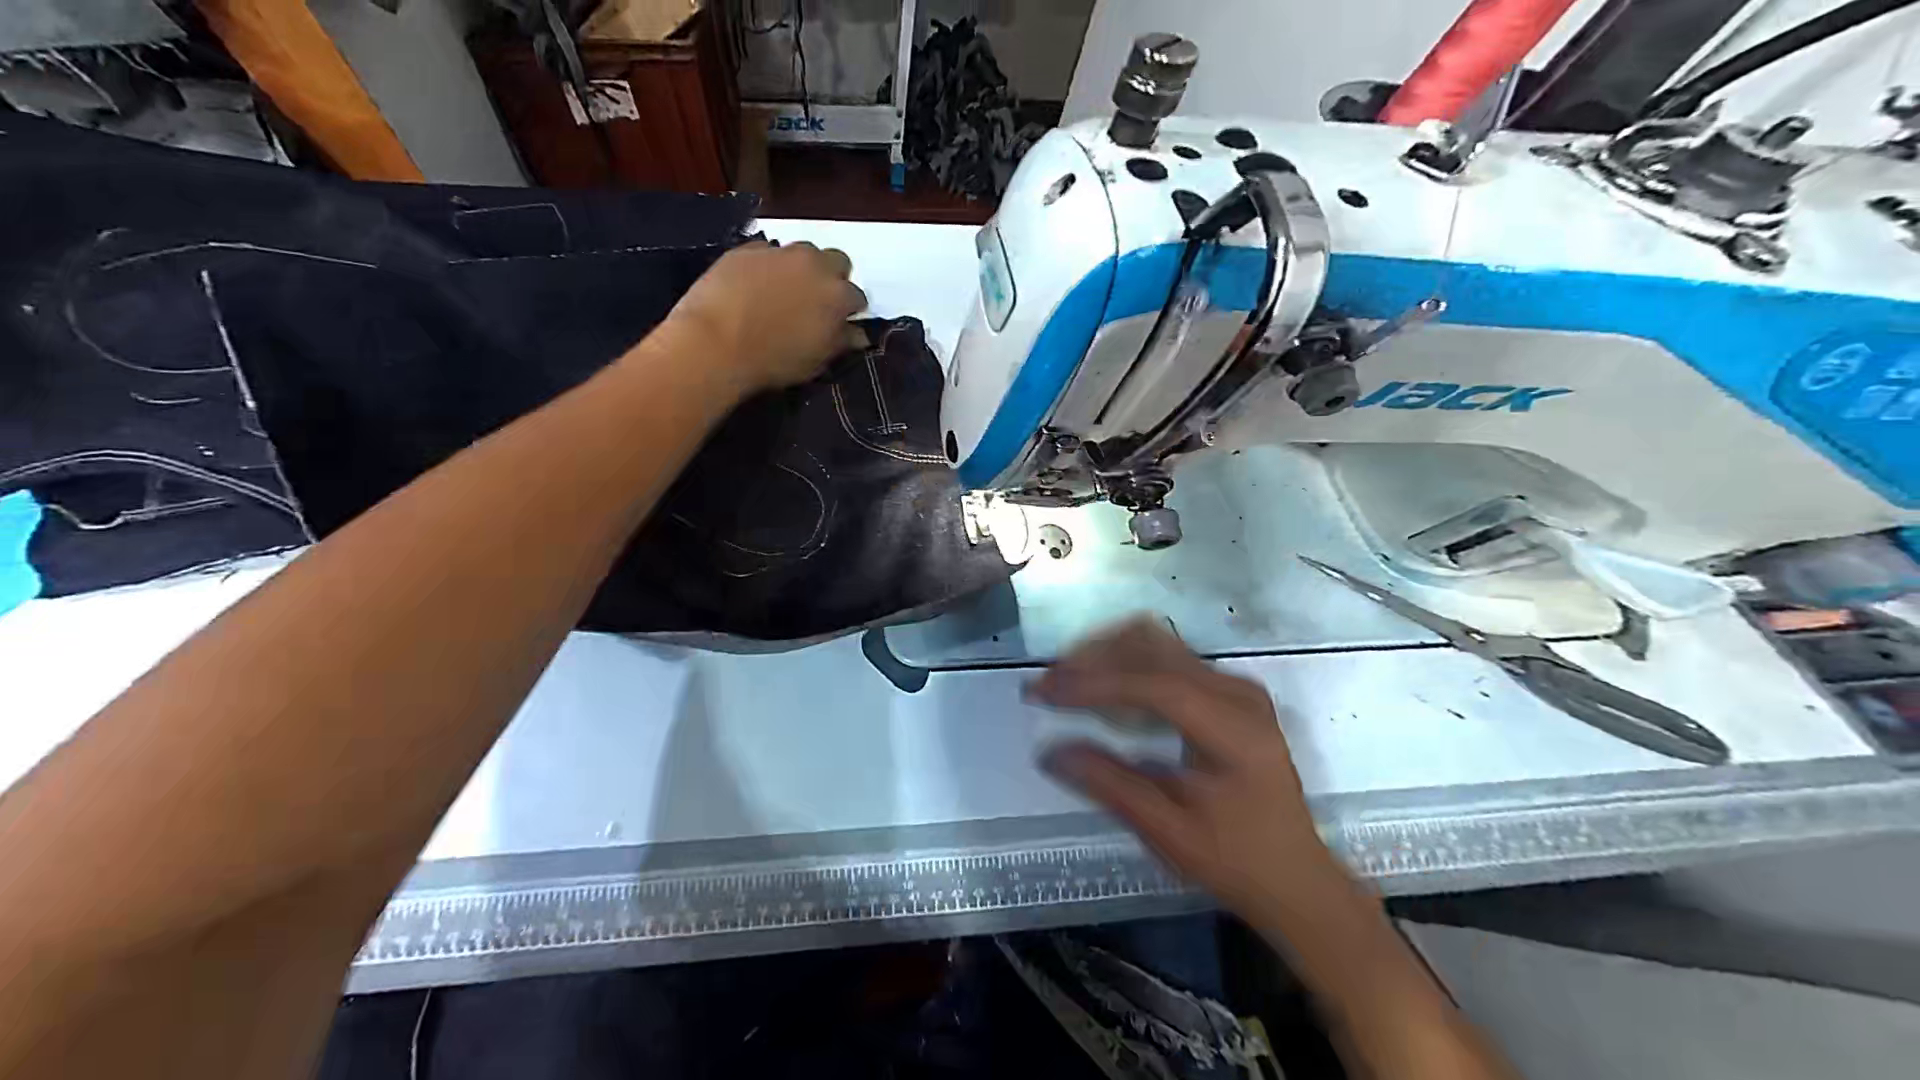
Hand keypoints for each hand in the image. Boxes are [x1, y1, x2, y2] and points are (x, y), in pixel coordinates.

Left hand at [663, 241, 869, 393]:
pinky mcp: (747, 249)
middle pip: (836, 261)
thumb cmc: (773, 360)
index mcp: (837, 295)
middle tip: (815, 301)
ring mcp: (779, 253)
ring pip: (802, 252)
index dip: (849, 311)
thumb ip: (841, 342)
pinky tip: (754, 286)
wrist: (715, 343)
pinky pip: (766, 253)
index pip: (857, 297)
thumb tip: (859, 334)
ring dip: (801, 268)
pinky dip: (767, 266)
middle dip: (831, 278)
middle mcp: (814, 265)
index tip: (839, 323)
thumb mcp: (816, 361)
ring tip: (784, 291)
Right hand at [1028, 618, 1348, 921]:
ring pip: (1156, 642)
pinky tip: (1100, 691)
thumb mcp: (1167, 833)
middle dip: (1092, 658)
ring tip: (1065, 684)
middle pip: (1153, 645)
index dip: (1094, 685)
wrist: (1294, 875)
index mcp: (1234, 730)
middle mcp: (1236, 693)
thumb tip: (1048, 752)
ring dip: (1104, 655)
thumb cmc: (1234, 861)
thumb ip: (1109, 785)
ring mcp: (1233, 686)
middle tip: (1047, 686)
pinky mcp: (1225, 691)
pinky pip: (1165, 657)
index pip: (1156, 685)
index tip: (1044, 694)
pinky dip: (1124, 665)